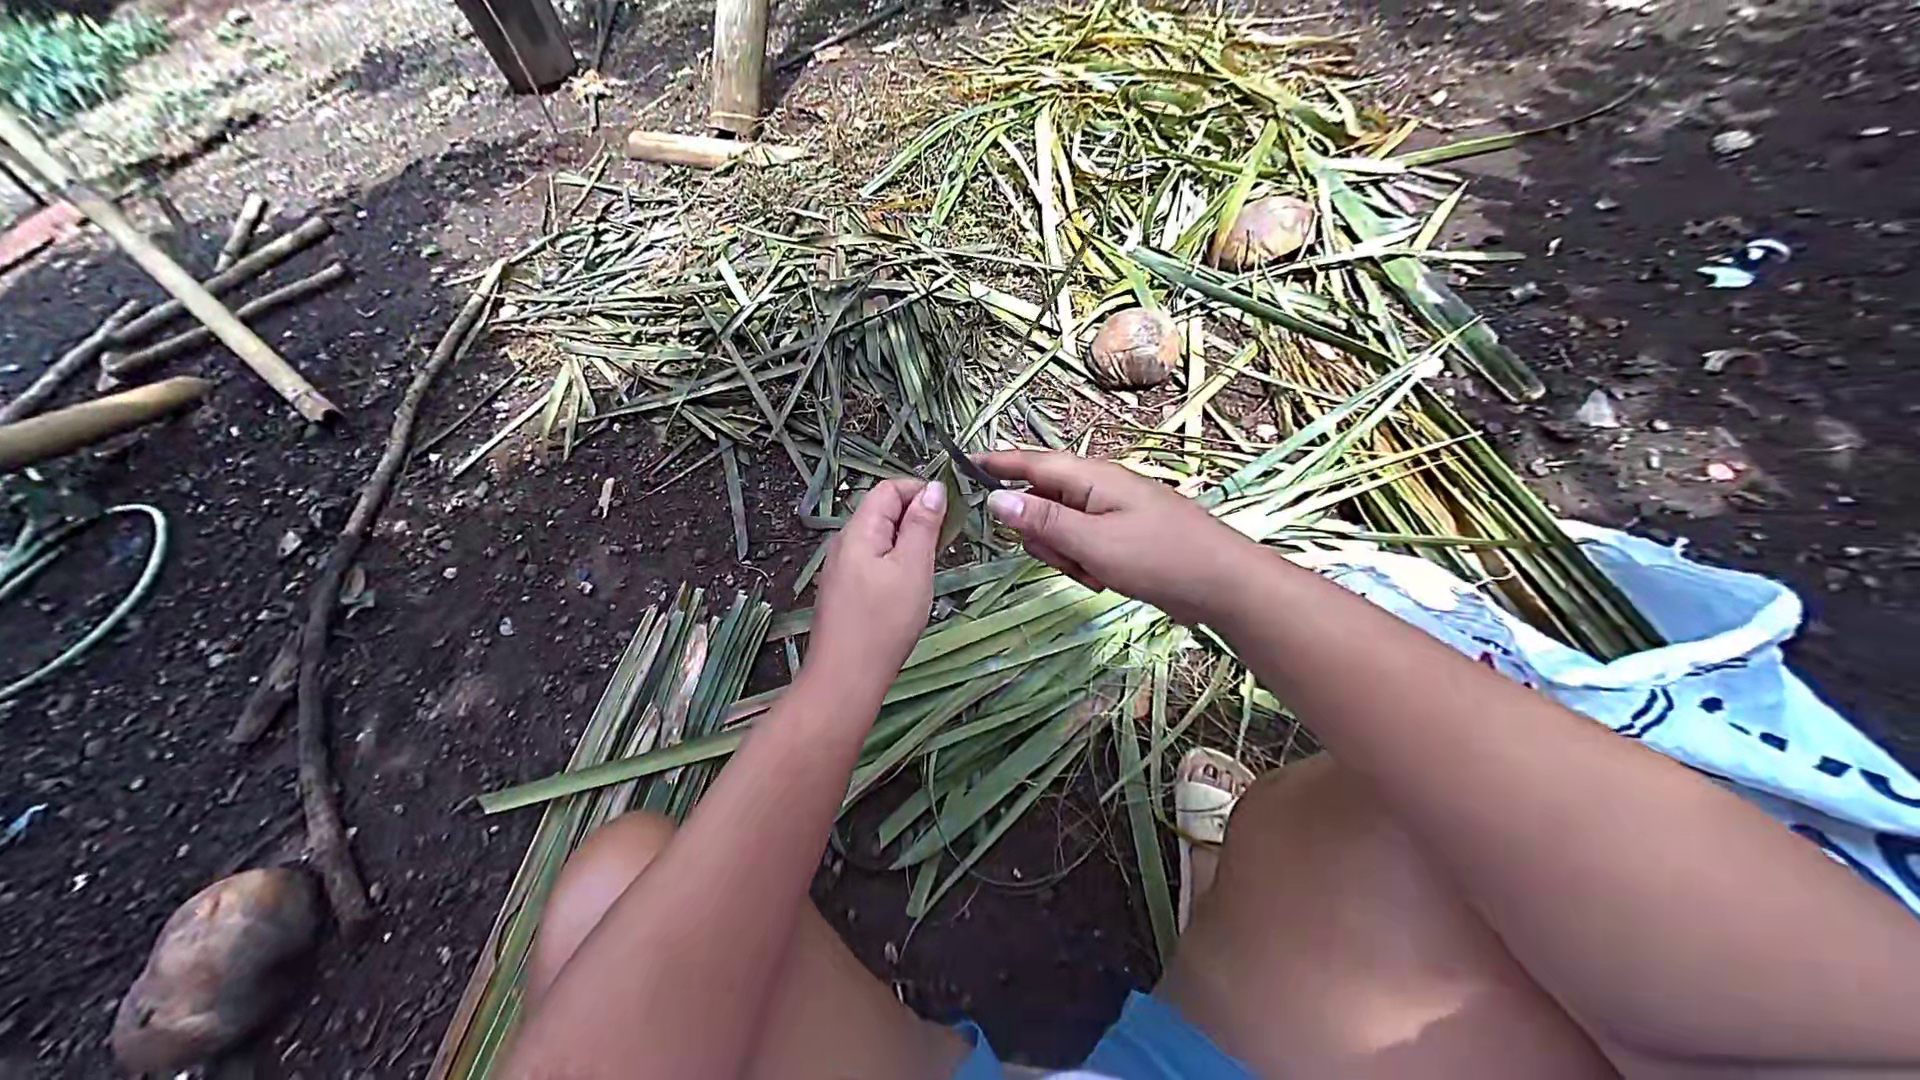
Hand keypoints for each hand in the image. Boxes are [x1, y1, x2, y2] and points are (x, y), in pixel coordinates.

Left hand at [805, 478, 945, 696]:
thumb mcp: (913, 568)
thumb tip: (934, 488)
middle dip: (916, 516)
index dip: (920, 491)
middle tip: (945, 540)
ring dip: (908, 541)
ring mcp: (841, 568)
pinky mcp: (844, 591)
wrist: (846, 677)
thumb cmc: (884, 621)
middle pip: (882, 511)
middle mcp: (844, 543)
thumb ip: (923, 525)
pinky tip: (909, 585)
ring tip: (931, 563)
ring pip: (879, 538)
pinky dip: (895, 562)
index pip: (888, 489)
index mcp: (859, 530)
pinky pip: (873, 561)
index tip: (950, 510)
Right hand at [975, 451, 1251, 623]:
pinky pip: (1081, 545)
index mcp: (1091, 478)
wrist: (1222, 584)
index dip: (998, 463)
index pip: (1032, 462)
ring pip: (1059, 529)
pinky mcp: (1119, 535)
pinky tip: (1107, 577)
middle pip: (1042, 502)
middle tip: (1068, 558)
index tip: (966, 463)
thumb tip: (997, 498)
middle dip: (1044, 535)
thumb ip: (1043, 520)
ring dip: (1066, 555)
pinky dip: (1085, 564)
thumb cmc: (1160, 557)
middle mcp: (1097, 489)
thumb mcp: (1093, 542)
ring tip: (1095, 571)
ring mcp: (1110, 513)